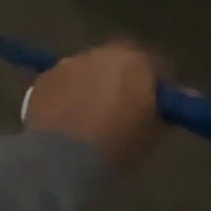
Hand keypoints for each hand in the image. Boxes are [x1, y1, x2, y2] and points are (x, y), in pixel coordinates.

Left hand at [22, 40, 165, 168]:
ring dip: (92, 82)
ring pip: (87, 68)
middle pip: (118, 60)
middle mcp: (101, 54)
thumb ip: (161, 110)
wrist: (61, 156)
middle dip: (123, 77)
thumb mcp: (153, 133)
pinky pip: (63, 81)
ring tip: (91, 111)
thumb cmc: (116, 145)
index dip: (158, 83)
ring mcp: (67, 63)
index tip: (158, 101)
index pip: (155, 65)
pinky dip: (67, 92)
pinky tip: (66, 115)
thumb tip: (167, 102)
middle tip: (123, 104)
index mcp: (136, 63)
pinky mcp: (43, 77)